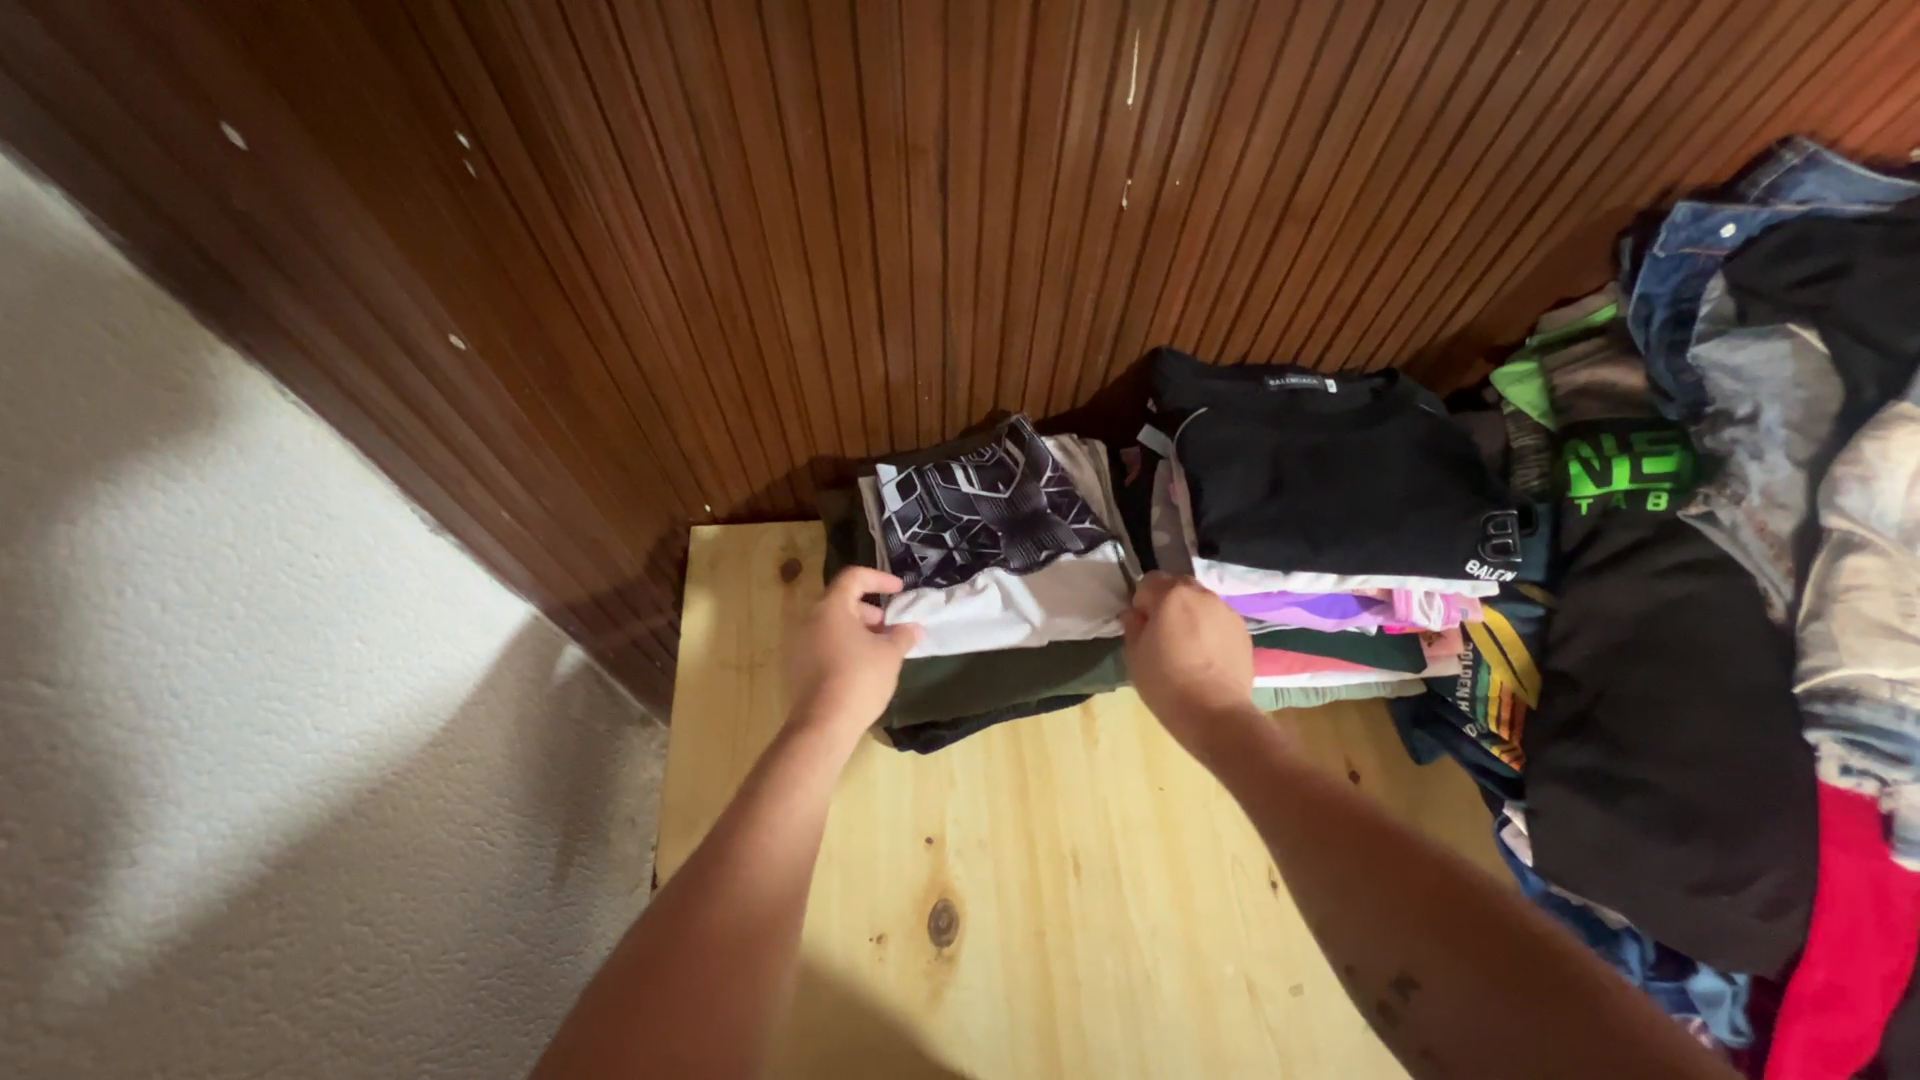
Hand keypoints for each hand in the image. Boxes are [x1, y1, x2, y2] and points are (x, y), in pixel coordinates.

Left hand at [786, 566, 922, 737]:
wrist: (823, 724)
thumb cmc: (859, 679)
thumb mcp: (890, 655)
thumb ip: (903, 635)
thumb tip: (913, 628)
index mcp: (831, 608)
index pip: (854, 578)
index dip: (879, 579)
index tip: (900, 590)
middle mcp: (809, 620)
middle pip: (842, 602)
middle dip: (871, 612)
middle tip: (890, 629)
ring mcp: (798, 644)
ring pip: (832, 625)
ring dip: (858, 631)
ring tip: (880, 651)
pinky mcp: (796, 666)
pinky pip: (823, 644)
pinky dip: (843, 646)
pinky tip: (861, 668)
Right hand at [1121, 572, 1264, 760]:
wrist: (1215, 713)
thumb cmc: (1166, 682)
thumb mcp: (1134, 655)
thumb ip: (1133, 626)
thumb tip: (1135, 615)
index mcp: (1171, 595)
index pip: (1148, 582)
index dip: (1142, 602)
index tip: (1142, 626)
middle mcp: (1202, 595)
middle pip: (1178, 586)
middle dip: (1168, 603)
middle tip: (1163, 634)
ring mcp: (1227, 611)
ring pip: (1201, 603)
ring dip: (1191, 615)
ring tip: (1188, 647)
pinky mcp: (1243, 631)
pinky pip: (1219, 620)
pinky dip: (1210, 630)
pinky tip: (1207, 657)